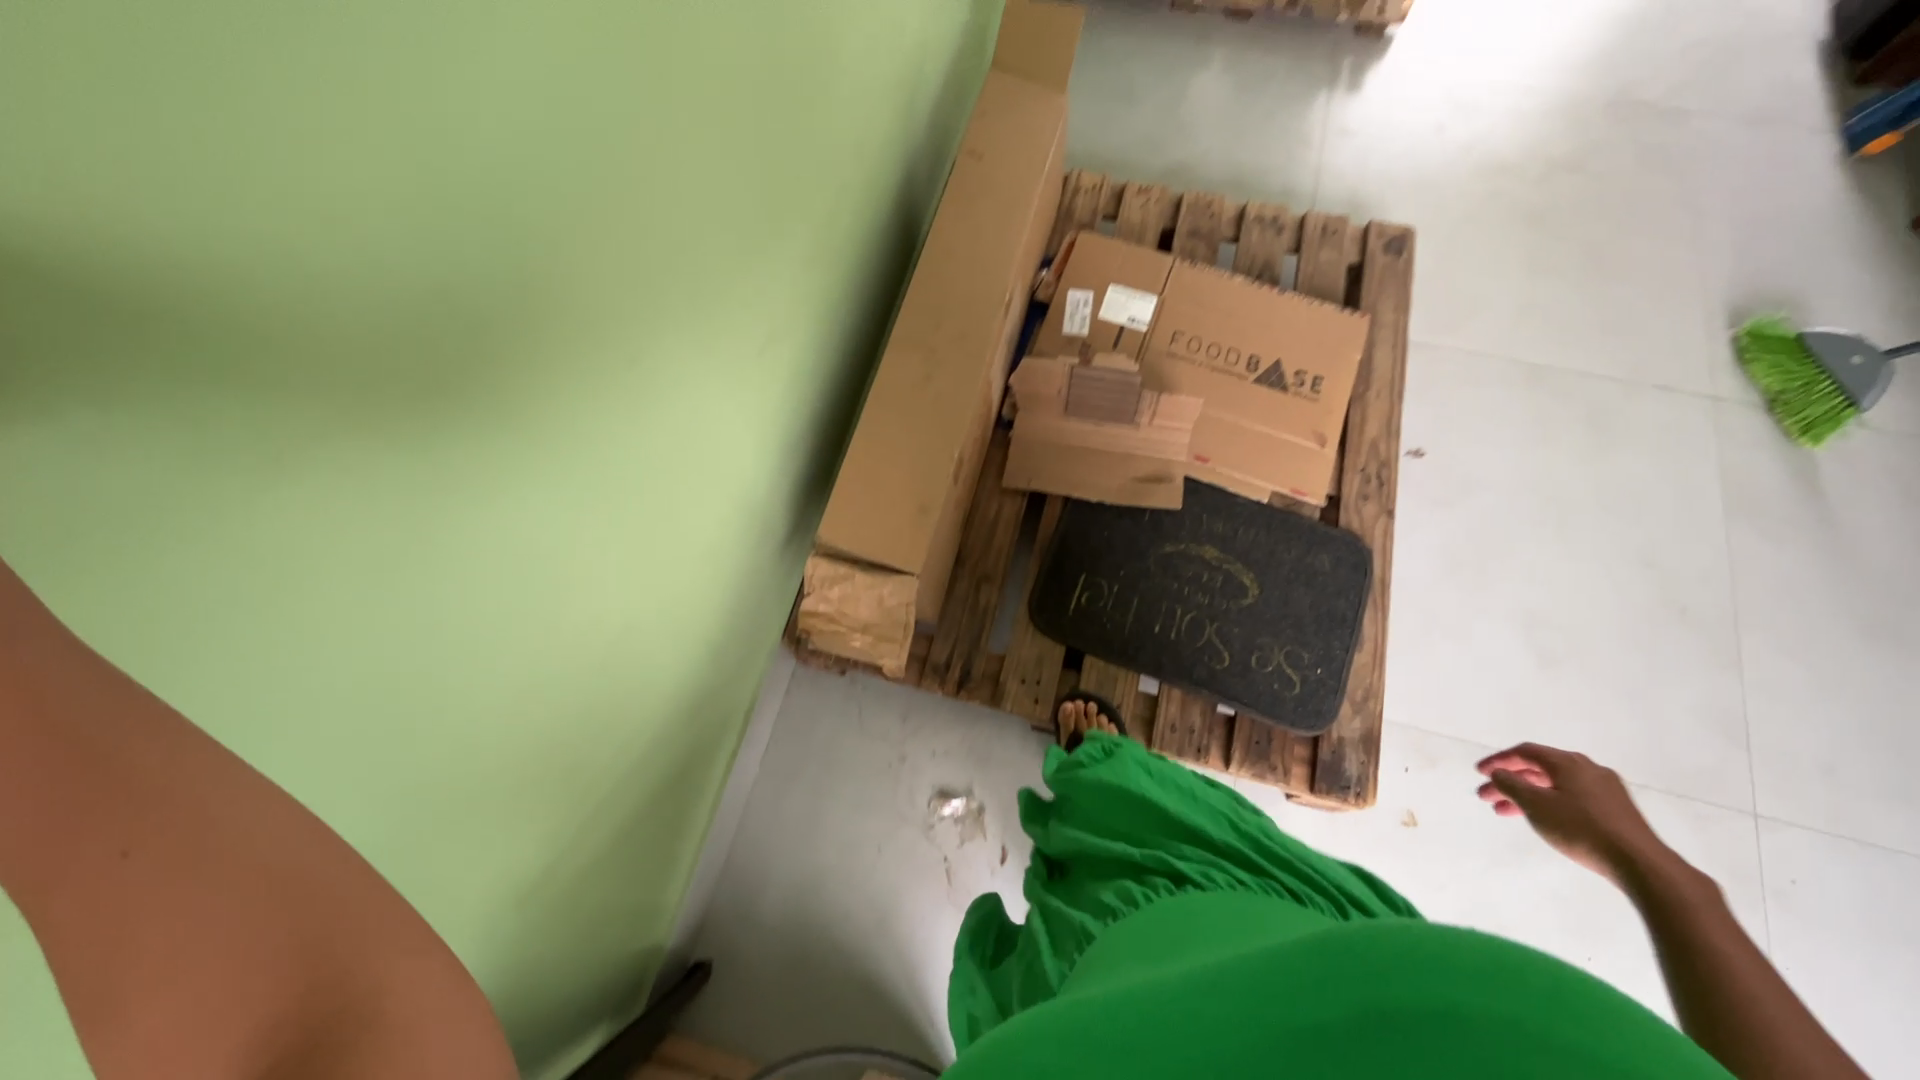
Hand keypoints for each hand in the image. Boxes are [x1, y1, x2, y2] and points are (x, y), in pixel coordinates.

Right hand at [1475, 742, 1672, 887]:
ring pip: (1556, 785)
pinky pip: (1572, 797)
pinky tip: (1544, 818)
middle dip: (1510, 782)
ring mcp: (1605, 788)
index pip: (1525, 752)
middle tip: (1487, 797)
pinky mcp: (1616, 808)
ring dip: (1528, 795)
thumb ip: (1511, 785)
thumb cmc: (1580, 828)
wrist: (1638, 861)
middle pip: (1539, 769)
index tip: (1479, 773)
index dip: (1498, 761)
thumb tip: (1499, 772)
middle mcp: (1587, 768)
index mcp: (1568, 762)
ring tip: (1507, 813)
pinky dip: (1550, 803)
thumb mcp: (1535, 805)